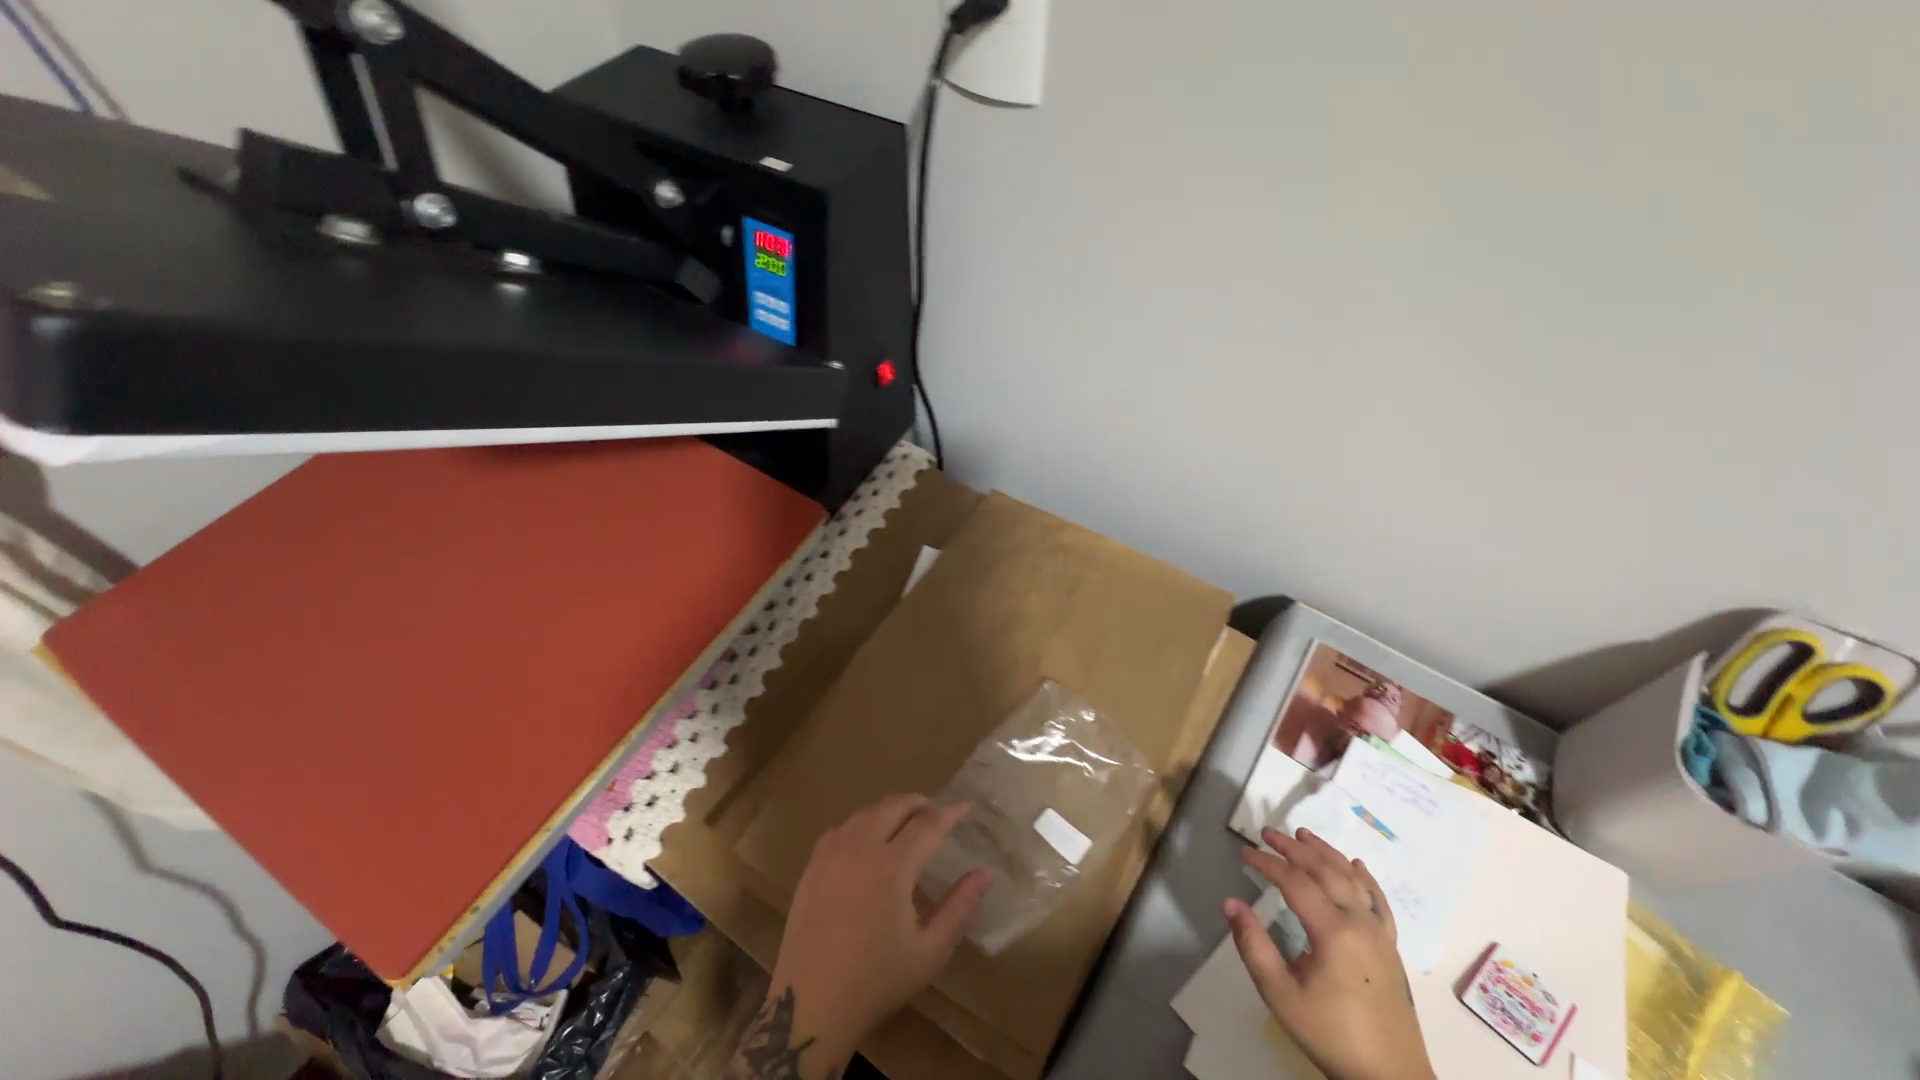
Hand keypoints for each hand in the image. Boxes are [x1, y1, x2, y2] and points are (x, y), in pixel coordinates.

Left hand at [747, 795, 992, 1075]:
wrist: (812, 1002)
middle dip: (919, 803)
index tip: (966, 807)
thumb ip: (961, 907)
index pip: (927, 825)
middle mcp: (859, 849)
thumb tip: (985, 872)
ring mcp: (830, 855)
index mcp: (892, 867)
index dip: (950, 813)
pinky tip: (869, 839)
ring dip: (890, 809)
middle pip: (893, 807)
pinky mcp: (811, 867)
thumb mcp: (931, 950)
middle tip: (938, 813)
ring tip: (907, 822)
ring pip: (865, 813)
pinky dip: (862, 822)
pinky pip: (841, 828)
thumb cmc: (877, 980)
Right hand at [1226, 827, 1434, 1079]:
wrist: (1388, 1074)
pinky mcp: (1390, 947)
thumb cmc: (1329, 1033)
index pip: (1295, 882)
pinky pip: (1379, 902)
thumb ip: (1253, 945)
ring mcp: (1380, 934)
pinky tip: (1357, 866)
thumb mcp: (1280, 993)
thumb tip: (1231, 903)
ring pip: (1352, 880)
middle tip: (1268, 832)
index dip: (1268, 863)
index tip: (1244, 853)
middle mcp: (1359, 922)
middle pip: (1325, 871)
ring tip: (1304, 834)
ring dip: (1326, 853)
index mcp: (1333, 931)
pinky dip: (1366, 879)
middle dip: (1295, 848)